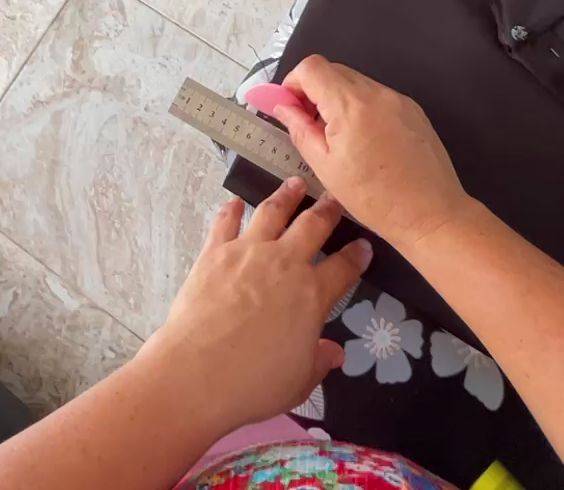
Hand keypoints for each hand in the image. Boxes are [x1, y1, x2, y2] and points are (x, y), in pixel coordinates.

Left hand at [136, 178, 371, 436]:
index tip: (364, 245)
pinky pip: (225, 221)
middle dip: (327, 210)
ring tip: (295, 183)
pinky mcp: (215, 251)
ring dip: (286, 195)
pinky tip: (235, 202)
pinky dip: (231, 209)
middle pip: (312, 226)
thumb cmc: (255, 382)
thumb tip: (334, 353)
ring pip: (272, 211)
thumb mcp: (299, 382)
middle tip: (334, 198)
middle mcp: (283, 262)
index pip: (343, 268)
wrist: (199, 371)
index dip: (357, 255)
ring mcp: (247, 251)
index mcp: (312, 294)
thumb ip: (319, 361)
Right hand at [272, 55, 474, 250]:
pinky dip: (360, 106)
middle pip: (332, 69)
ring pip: (354, 81)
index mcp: (350, 105)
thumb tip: (282, 106)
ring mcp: (397, 98)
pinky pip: (376, 95)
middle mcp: (375, 92)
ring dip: (337, 98)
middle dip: (313, 90)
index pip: (311, 67)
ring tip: (338, 136)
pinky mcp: (412, 108)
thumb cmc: (375, 198)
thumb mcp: (325, 166)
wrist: (432, 214)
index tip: (289, 105)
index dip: (293, 82)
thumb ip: (299, 128)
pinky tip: (365, 140)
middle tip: (308, 122)